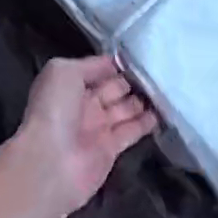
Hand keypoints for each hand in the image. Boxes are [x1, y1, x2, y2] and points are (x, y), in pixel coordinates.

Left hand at [0, 57, 159, 217]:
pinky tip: (164, 112)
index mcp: (68, 83)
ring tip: (166, 89)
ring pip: (125, 109)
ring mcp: (97, 126)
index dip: (115, 64)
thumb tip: (114, 63)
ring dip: (142, 101)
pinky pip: (132, 131)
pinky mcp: (111, 149)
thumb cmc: (54, 108)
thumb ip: (90, 65)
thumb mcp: (64, 71)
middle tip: (158, 71)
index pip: (96, 69)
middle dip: (132, 80)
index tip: (140, 56)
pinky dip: (146, 123)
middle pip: (112, 88)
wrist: (51, 161)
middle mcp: (83, 103)